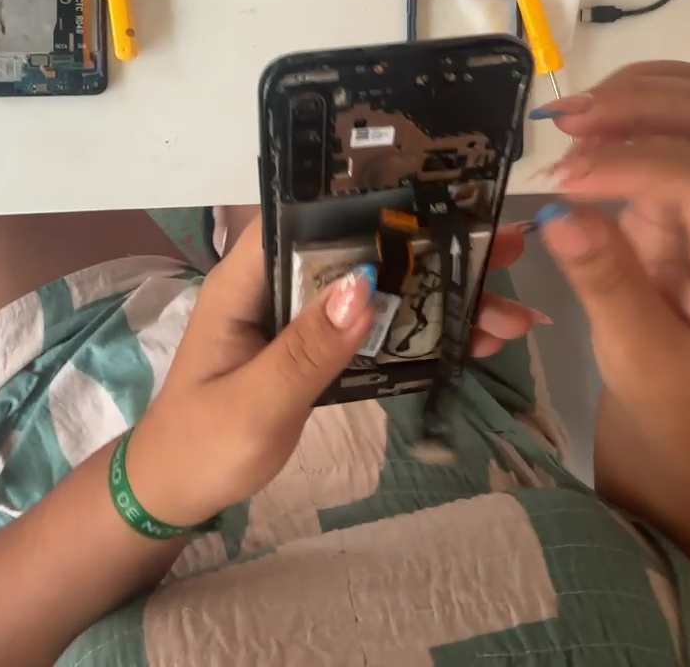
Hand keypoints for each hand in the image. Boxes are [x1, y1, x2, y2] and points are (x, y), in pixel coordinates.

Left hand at [126, 219, 548, 526]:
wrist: (178, 491)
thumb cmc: (203, 444)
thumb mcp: (254, 403)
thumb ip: (306, 349)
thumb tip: (365, 283)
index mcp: (247, 278)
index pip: (307, 218)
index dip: (369, 202)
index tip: (438, 199)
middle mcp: (276, 284)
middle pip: (357, 250)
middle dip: (430, 251)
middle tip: (505, 249)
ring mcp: (299, 315)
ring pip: (375, 289)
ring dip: (438, 296)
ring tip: (510, 310)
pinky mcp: (317, 346)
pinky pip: (373, 328)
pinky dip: (420, 332)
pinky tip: (472, 339)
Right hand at [531, 62, 689, 563]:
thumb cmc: (671, 399)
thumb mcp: (635, 354)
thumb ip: (604, 281)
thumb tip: (558, 212)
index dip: (635, 162)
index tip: (562, 176)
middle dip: (642, 106)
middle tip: (566, 124)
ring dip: (641, 93)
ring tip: (572, 117)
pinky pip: (684, 122)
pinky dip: (638, 102)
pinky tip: (592, 119)